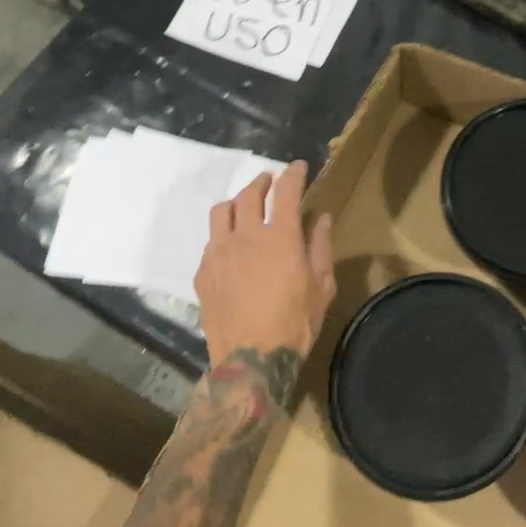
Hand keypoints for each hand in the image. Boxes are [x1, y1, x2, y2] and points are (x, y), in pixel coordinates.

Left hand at [196, 161, 335, 375]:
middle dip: (262, 182)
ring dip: (236, 202)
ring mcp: (219, 253)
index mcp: (280, 236)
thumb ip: (320, 246)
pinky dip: (223, 235)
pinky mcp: (203, 273)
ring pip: (221, 212)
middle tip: (270, 181)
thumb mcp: (321, 286)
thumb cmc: (295, 322)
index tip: (298, 167)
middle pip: (249, 194)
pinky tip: (231, 247)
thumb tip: (321, 218)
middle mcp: (246, 236)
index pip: (286, 191)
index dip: (293, 174)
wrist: (251, 359)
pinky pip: (210, 242)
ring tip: (244, 207)